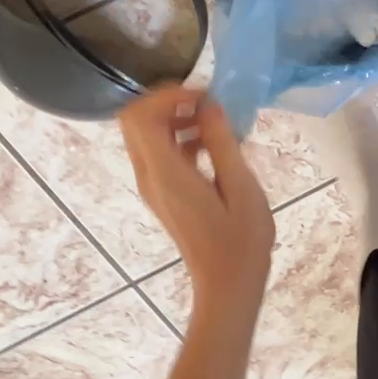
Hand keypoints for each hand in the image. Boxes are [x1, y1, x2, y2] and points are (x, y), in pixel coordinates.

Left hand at [120, 86, 274, 320]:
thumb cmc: (242, 239)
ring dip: (177, 118)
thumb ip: (222, 143)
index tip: (205, 96)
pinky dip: (182, 137)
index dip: (167, 95)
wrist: (228, 283)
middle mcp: (149, 176)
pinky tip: (217, 146)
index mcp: (166, 174)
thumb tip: (209, 105)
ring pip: (146, 135)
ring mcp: (153, 186)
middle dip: (170, 102)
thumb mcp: (242, 186)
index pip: (140, 117)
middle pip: (135, 121)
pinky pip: (160, 152)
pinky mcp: (163, 193)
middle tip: (211, 104)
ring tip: (220, 124)